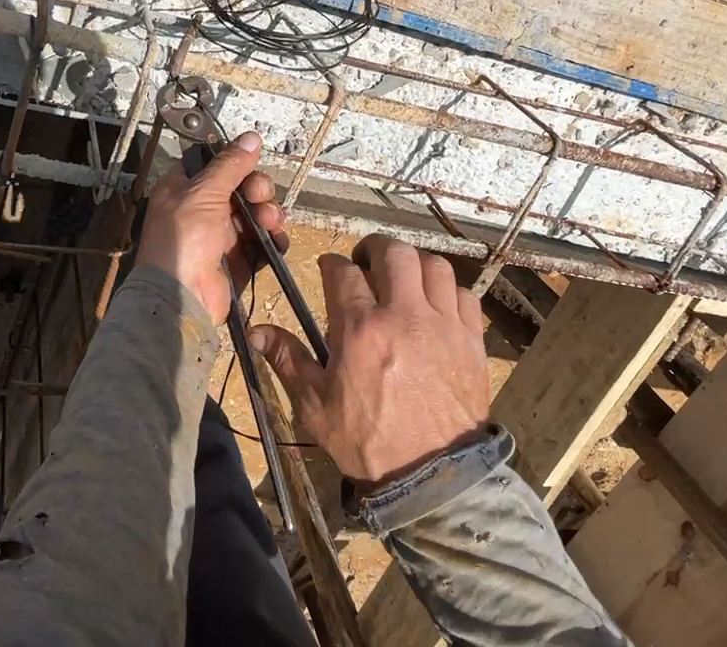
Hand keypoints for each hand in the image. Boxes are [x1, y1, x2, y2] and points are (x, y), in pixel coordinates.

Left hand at [135, 131, 288, 325]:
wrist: (183, 296)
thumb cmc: (184, 238)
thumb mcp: (203, 193)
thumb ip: (229, 165)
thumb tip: (251, 136)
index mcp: (184, 189)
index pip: (213, 163)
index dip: (233, 160)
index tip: (249, 160)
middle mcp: (203, 208)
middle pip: (241, 186)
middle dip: (257, 188)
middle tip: (259, 195)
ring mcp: (222, 234)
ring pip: (256, 212)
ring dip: (269, 211)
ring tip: (269, 221)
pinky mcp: (239, 257)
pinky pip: (263, 241)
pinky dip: (274, 238)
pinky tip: (277, 237)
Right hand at [250, 234, 490, 487]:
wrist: (433, 478)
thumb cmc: (367, 442)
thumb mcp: (315, 406)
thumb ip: (288, 359)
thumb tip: (255, 331)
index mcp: (359, 327)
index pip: (342, 270)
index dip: (331, 264)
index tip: (329, 270)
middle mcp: (403, 314)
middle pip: (392, 253)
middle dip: (373, 249)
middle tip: (364, 262)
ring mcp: (443, 324)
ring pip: (432, 265)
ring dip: (413, 264)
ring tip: (401, 279)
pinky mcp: (471, 340)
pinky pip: (463, 294)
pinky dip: (446, 290)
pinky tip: (434, 305)